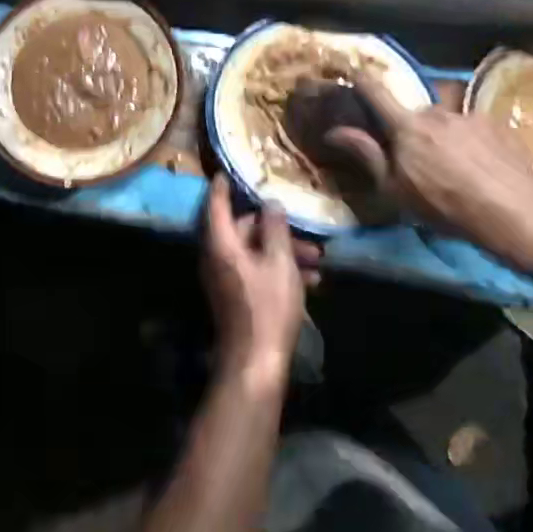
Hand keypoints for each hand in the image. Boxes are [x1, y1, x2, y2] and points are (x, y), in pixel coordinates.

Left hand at [201, 175, 312, 385]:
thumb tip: (270, 203)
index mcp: (219, 243)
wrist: (255, 362)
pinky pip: (253, 270)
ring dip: (282, 251)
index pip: (215, 203)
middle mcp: (214, 255)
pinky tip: (310, 281)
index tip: (229, 170)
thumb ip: (274, 229)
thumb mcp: (279, 263)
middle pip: (240, 229)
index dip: (223, 185)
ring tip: (317, 261)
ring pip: (251, 251)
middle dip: (273, 228)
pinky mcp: (233, 293)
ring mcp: (222, 276)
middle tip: (306, 234)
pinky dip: (276, 269)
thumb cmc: (268, 307)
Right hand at [322, 77, 532, 269]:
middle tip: (414, 154)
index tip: (351, 72)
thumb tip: (334, 131)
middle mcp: (435, 112)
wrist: (519, 213)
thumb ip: (366, 154)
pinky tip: (477, 166)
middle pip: (412, 111)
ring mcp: (469, 116)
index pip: (375, 92)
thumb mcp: (395, 189)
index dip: (360, 80)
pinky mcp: (497, 125)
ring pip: (443, 119)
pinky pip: (470, 127)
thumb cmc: (446, 205)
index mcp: (405, 126)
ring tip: (451, 164)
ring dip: (440, 134)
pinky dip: (467, 140)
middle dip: (408, 126)